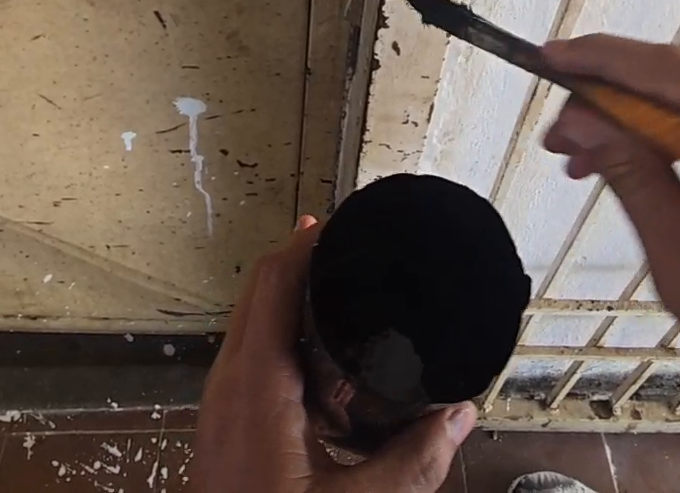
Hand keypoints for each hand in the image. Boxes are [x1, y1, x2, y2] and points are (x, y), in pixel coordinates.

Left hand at [194, 215, 476, 491]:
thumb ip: (414, 458)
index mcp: (255, 386)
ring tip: (340, 281)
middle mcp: (228, 382)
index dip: (305, 242)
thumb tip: (459, 412)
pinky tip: (320, 348)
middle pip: (258, 290)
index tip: (343, 220)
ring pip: (252, 320)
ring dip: (290, 292)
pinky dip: (284, 330)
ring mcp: (221, 404)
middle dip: (301, 257)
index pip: (275, 282)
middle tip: (350, 241)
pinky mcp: (226, 424)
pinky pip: (252, 353)